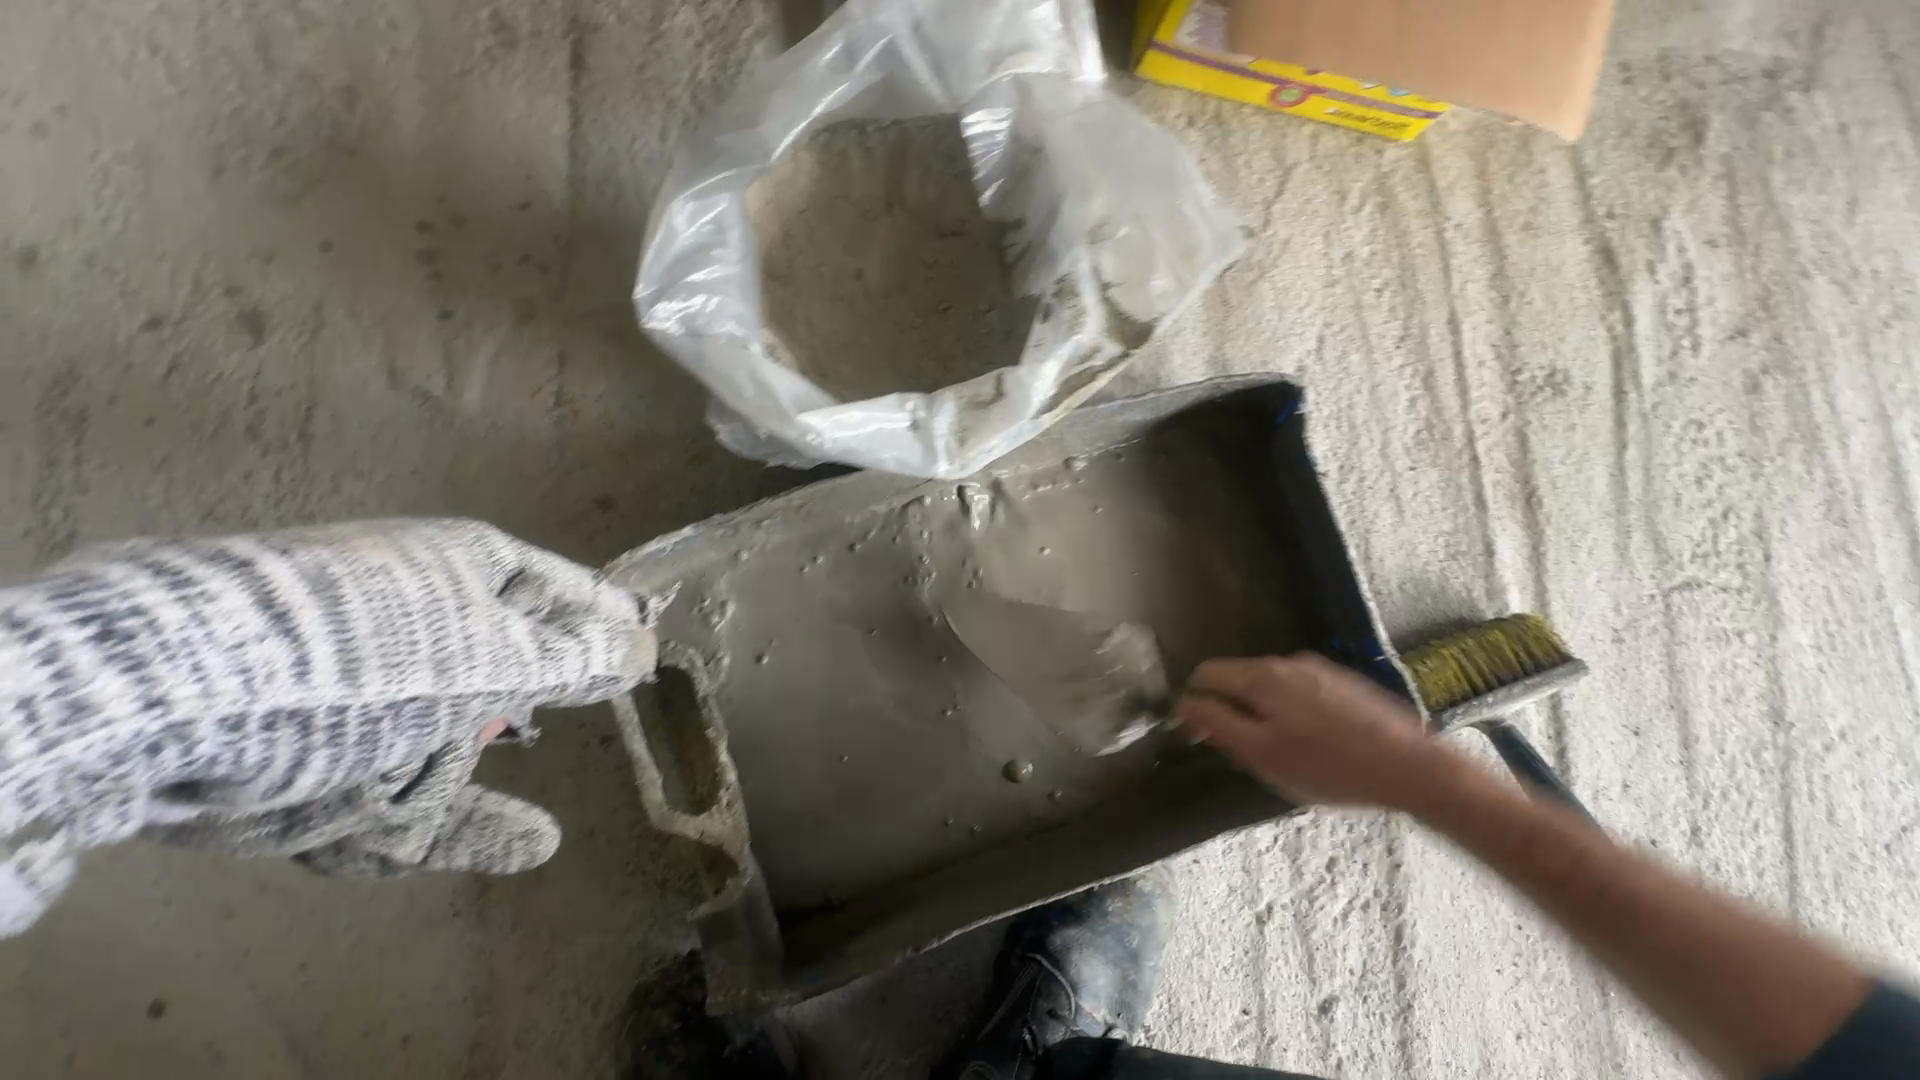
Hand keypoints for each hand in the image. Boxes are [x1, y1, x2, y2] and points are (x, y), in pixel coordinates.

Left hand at [0, 520, 657, 934]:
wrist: (182, 701)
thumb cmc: (377, 651)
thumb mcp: (500, 653)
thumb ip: (579, 658)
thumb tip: (647, 646)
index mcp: (460, 573)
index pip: (556, 585)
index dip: (605, 609)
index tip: (650, 628)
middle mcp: (415, 628)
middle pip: (503, 658)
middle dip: (545, 686)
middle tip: (593, 703)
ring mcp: (366, 699)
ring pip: (455, 733)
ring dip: (492, 759)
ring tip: (543, 789)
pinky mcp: (328, 766)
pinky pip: (416, 799)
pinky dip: (469, 824)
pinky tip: (530, 842)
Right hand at [1176, 653, 1447, 809]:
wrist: (1414, 769)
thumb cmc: (1331, 767)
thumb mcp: (1262, 754)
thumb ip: (1216, 724)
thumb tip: (1183, 704)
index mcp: (1262, 677)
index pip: (1206, 673)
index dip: (1194, 702)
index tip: (1197, 735)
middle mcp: (1288, 662)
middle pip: (1238, 679)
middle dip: (1231, 710)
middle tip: (1243, 754)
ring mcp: (1321, 670)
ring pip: (1271, 687)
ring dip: (1263, 713)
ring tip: (1282, 755)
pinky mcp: (1345, 684)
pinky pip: (1300, 692)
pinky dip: (1292, 713)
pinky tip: (1314, 746)